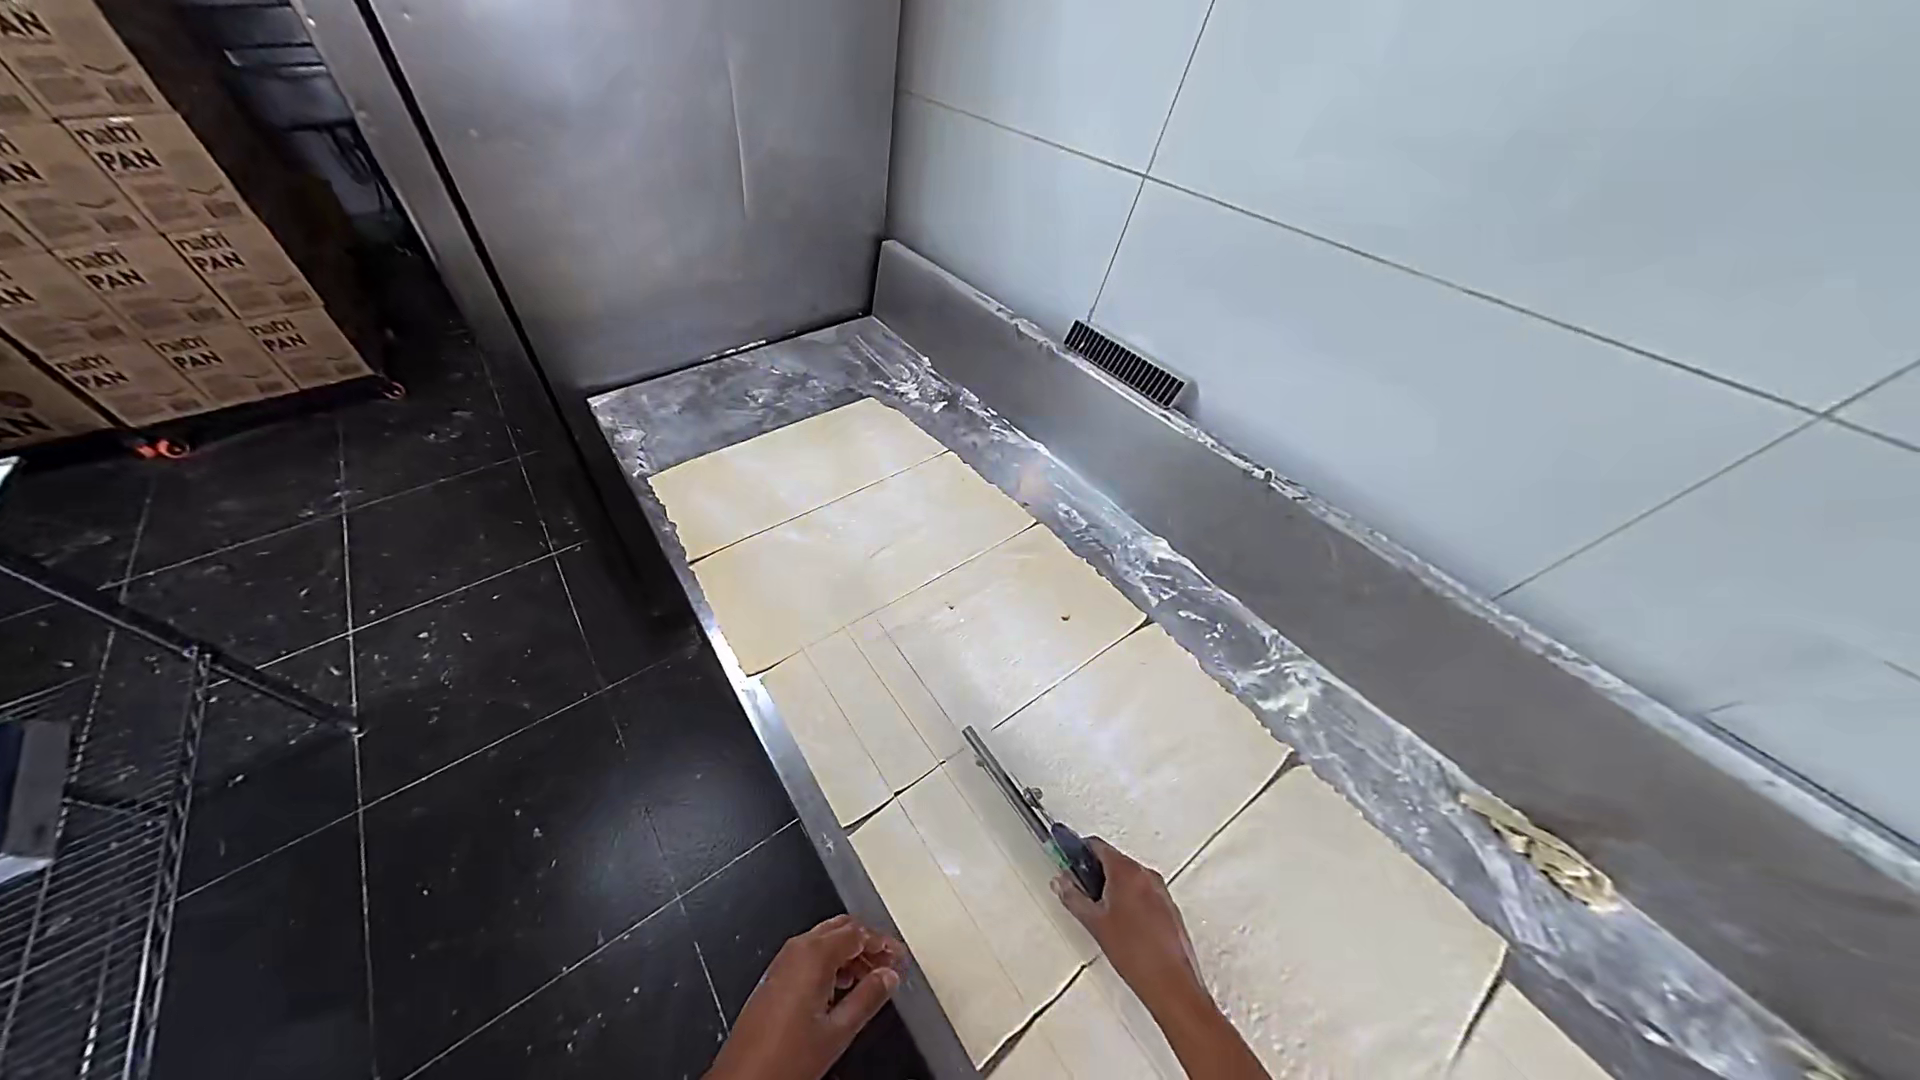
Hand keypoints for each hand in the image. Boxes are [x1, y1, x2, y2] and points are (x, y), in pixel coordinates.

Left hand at [705, 914, 906, 1079]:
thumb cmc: (782, 1062)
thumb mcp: (838, 1032)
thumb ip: (868, 998)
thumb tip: (888, 977)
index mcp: (814, 954)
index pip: (859, 932)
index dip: (884, 943)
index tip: (899, 958)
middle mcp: (798, 949)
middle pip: (842, 928)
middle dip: (868, 943)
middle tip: (889, 963)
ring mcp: (784, 961)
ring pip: (826, 940)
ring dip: (851, 953)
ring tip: (871, 979)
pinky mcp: (776, 975)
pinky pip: (811, 954)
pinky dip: (832, 961)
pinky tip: (843, 988)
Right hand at [1052, 837, 1206, 1013]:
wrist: (1171, 985)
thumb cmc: (1136, 954)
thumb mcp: (1094, 923)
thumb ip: (1073, 897)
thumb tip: (1061, 883)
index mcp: (1127, 871)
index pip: (1097, 845)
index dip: (1079, 851)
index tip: (1069, 860)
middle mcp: (1147, 875)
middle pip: (1114, 860)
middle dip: (1096, 872)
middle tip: (1082, 889)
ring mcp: (1161, 891)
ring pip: (1130, 877)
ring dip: (1114, 886)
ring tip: (1102, 912)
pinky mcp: (1169, 908)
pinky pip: (1145, 892)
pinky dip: (1131, 899)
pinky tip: (1123, 924)